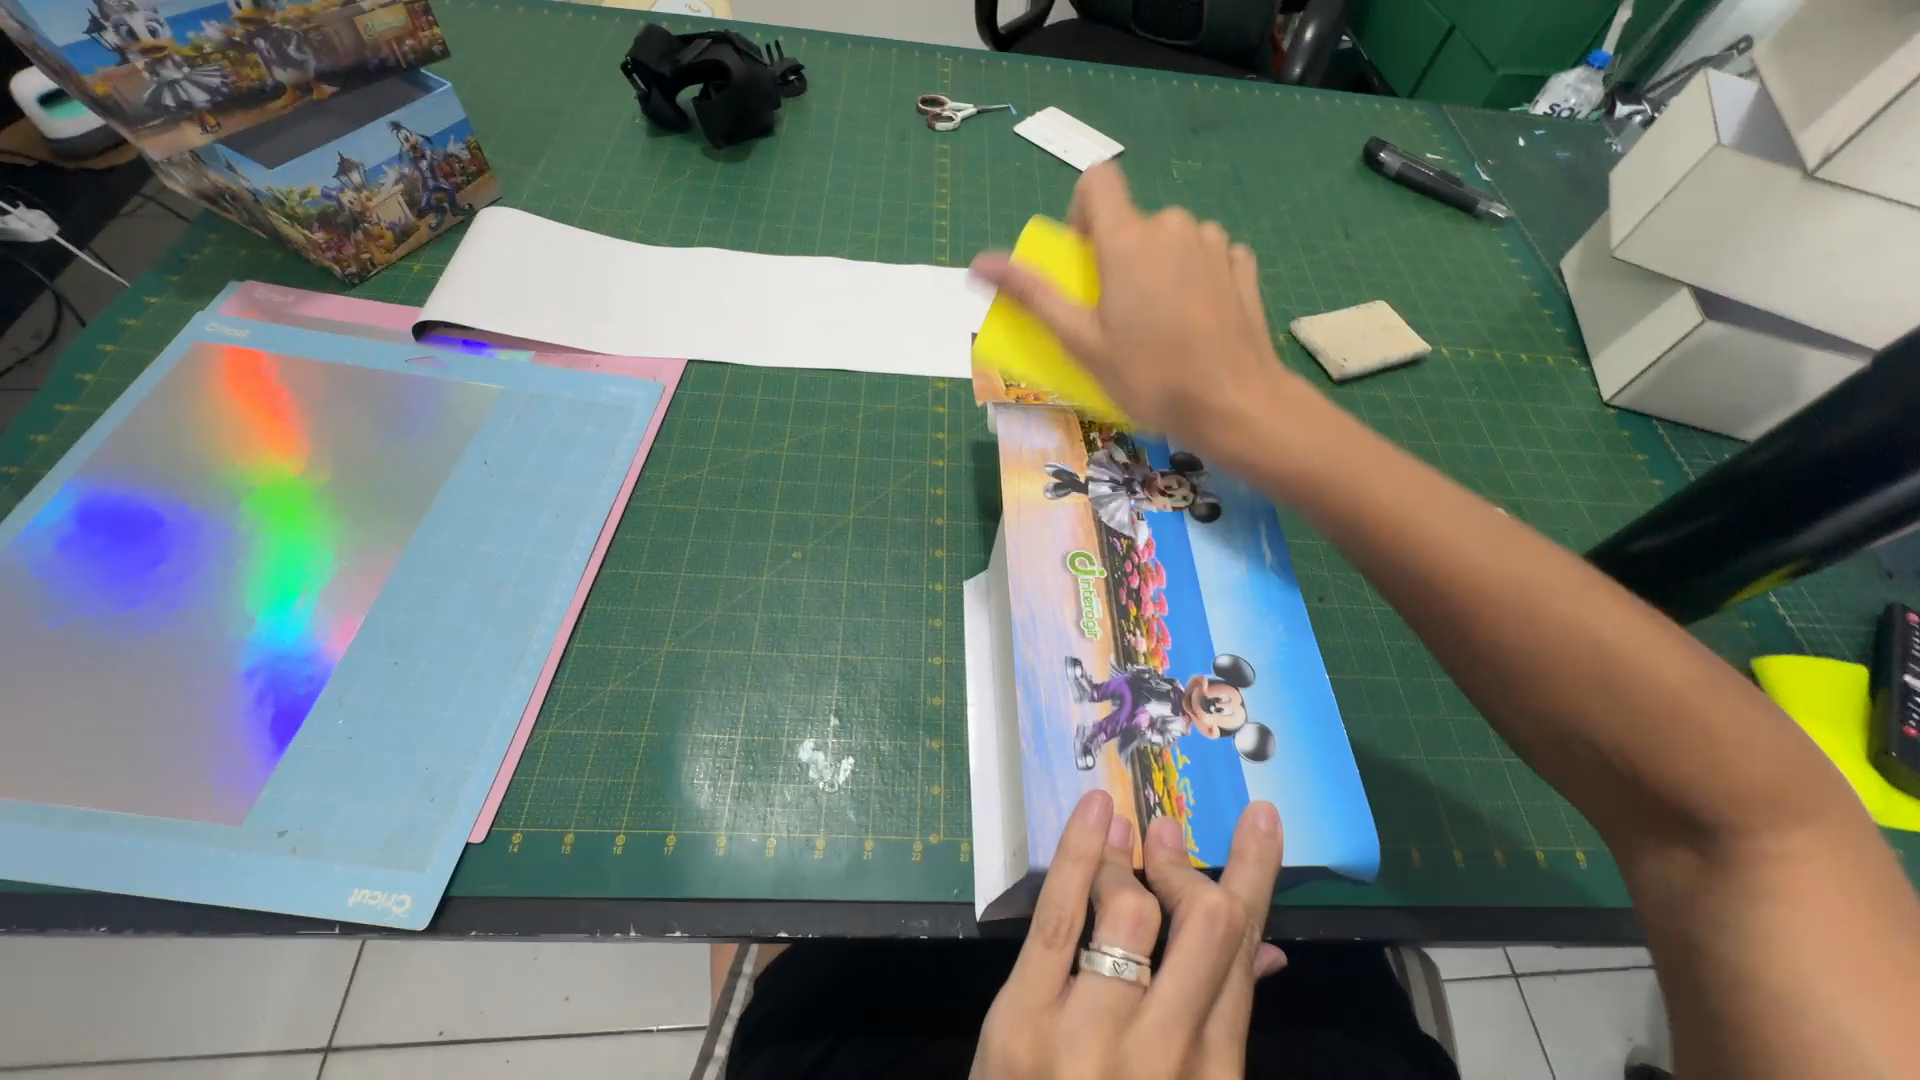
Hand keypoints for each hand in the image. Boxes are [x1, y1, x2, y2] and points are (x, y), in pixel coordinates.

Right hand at [970, 163, 1311, 464]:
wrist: (1234, 405)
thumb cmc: (1149, 377)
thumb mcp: (1081, 342)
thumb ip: (1032, 294)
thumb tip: (979, 262)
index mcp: (1128, 238)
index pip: (1098, 180)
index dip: (1083, 210)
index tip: (1083, 259)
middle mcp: (1173, 225)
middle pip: (1134, 221)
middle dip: (1120, 256)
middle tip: (1120, 315)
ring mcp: (1214, 243)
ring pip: (1172, 239)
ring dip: (1159, 267)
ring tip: (1162, 324)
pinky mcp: (1243, 265)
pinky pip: (1207, 256)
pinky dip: (1195, 278)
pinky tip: (1196, 321)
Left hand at [970, 791, 1286, 1079]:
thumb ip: (1222, 1022)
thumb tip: (1267, 952)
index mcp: (1213, 1074)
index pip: (1242, 954)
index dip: (1252, 878)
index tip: (1257, 822)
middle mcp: (1163, 1053)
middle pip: (1201, 924)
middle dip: (1188, 868)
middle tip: (1169, 836)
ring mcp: (1089, 1035)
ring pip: (1126, 909)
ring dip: (1121, 861)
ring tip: (1114, 839)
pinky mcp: (1021, 1018)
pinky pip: (1057, 916)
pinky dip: (1076, 853)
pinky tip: (1092, 812)